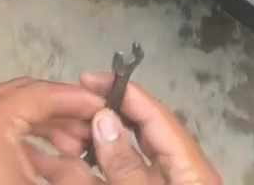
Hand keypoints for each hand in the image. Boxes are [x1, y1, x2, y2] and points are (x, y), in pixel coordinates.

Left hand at [0, 78, 105, 184]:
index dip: (77, 99)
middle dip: (62, 111)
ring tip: (78, 147)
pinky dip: (23, 136)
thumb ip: (70, 171)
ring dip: (45, 125)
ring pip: (11, 110)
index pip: (41, 93)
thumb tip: (88, 158)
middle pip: (26, 96)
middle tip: (94, 129)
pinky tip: (52, 158)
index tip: (104, 106)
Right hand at [25, 73, 221, 184]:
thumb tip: (105, 118)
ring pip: (125, 165)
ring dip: (95, 150)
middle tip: (68, 111)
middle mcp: (176, 181)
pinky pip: (117, 184)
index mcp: (191, 175)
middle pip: (140, 139)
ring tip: (62, 138)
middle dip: (103, 120)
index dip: (124, 93)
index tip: (87, 80)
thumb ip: (128, 169)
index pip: (157, 119)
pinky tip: (70, 169)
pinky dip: (94, 175)